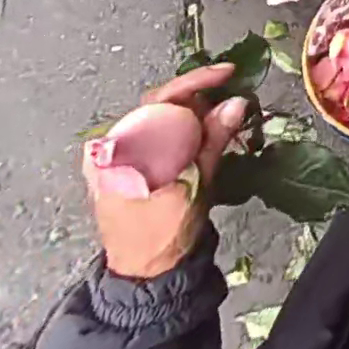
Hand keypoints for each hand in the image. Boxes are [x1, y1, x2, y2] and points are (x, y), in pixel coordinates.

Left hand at [82, 64, 247, 279]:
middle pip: (161, 105)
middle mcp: (113, 146)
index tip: (226, 72)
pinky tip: (206, 131)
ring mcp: (119, 155)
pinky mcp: (131, 165)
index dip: (197, 81)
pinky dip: (186, 129)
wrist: (145, 276)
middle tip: (231, 92)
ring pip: (163, 118)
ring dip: (196, 113)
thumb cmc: (163, 236)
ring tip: (225, 112)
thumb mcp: (195, 184)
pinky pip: (161, 134)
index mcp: (119, 149)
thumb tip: (236, 103)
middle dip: (200, 96)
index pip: (160, 99)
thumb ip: (213, 140)